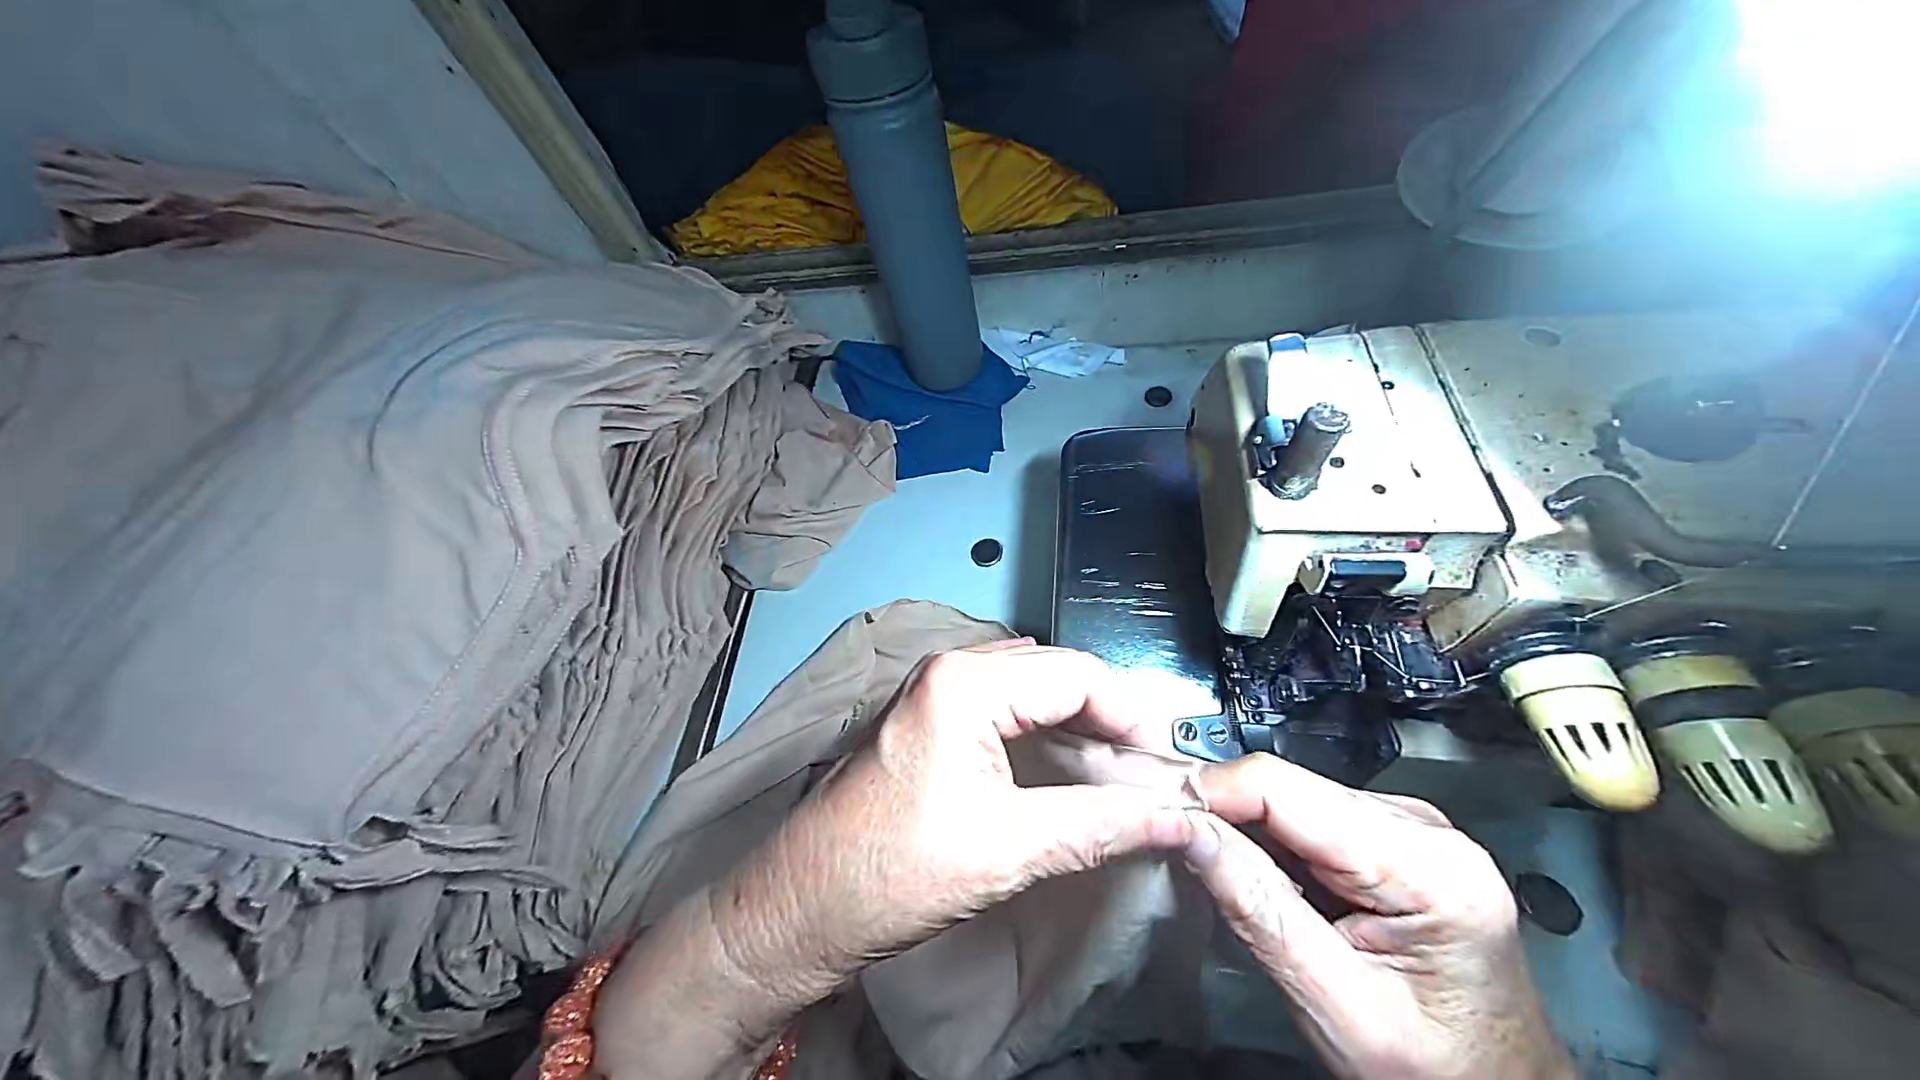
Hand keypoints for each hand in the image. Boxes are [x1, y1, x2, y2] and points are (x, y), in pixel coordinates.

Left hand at [594, 641, 1201, 1078]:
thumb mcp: (1009, 847)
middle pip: (1057, 677)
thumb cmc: (895, 872)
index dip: (1134, 715)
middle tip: (1157, 771)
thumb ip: (1101, 823)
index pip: (1078, 675)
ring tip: (1127, 773)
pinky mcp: (935, 718)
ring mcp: (938, 690)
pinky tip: (1077, 767)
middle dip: (1112, 720)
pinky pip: (1009, 709)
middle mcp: (951, 670)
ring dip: (1083, 727)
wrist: (805, 904)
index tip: (1173, 762)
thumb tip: (1178, 818)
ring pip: (1035, 692)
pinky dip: (1050, 734)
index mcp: (965, 682)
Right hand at [1184, 754, 1572, 1079]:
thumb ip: (1256, 907)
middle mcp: (1422, 830)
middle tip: (1171, 839)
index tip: (1160, 815)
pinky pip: (1300, 815)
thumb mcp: (1335, 1003)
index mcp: (1428, 866)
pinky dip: (1263, 837)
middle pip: (1283, 784)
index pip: (1281, 786)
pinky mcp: (1384, 837)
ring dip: (1237, 823)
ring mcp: (1403, 827)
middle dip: (1218, 808)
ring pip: (1285, 793)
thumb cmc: (1436, 1072)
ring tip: (1206, 860)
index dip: (1209, 793)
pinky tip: (1252, 872)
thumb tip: (1187, 829)